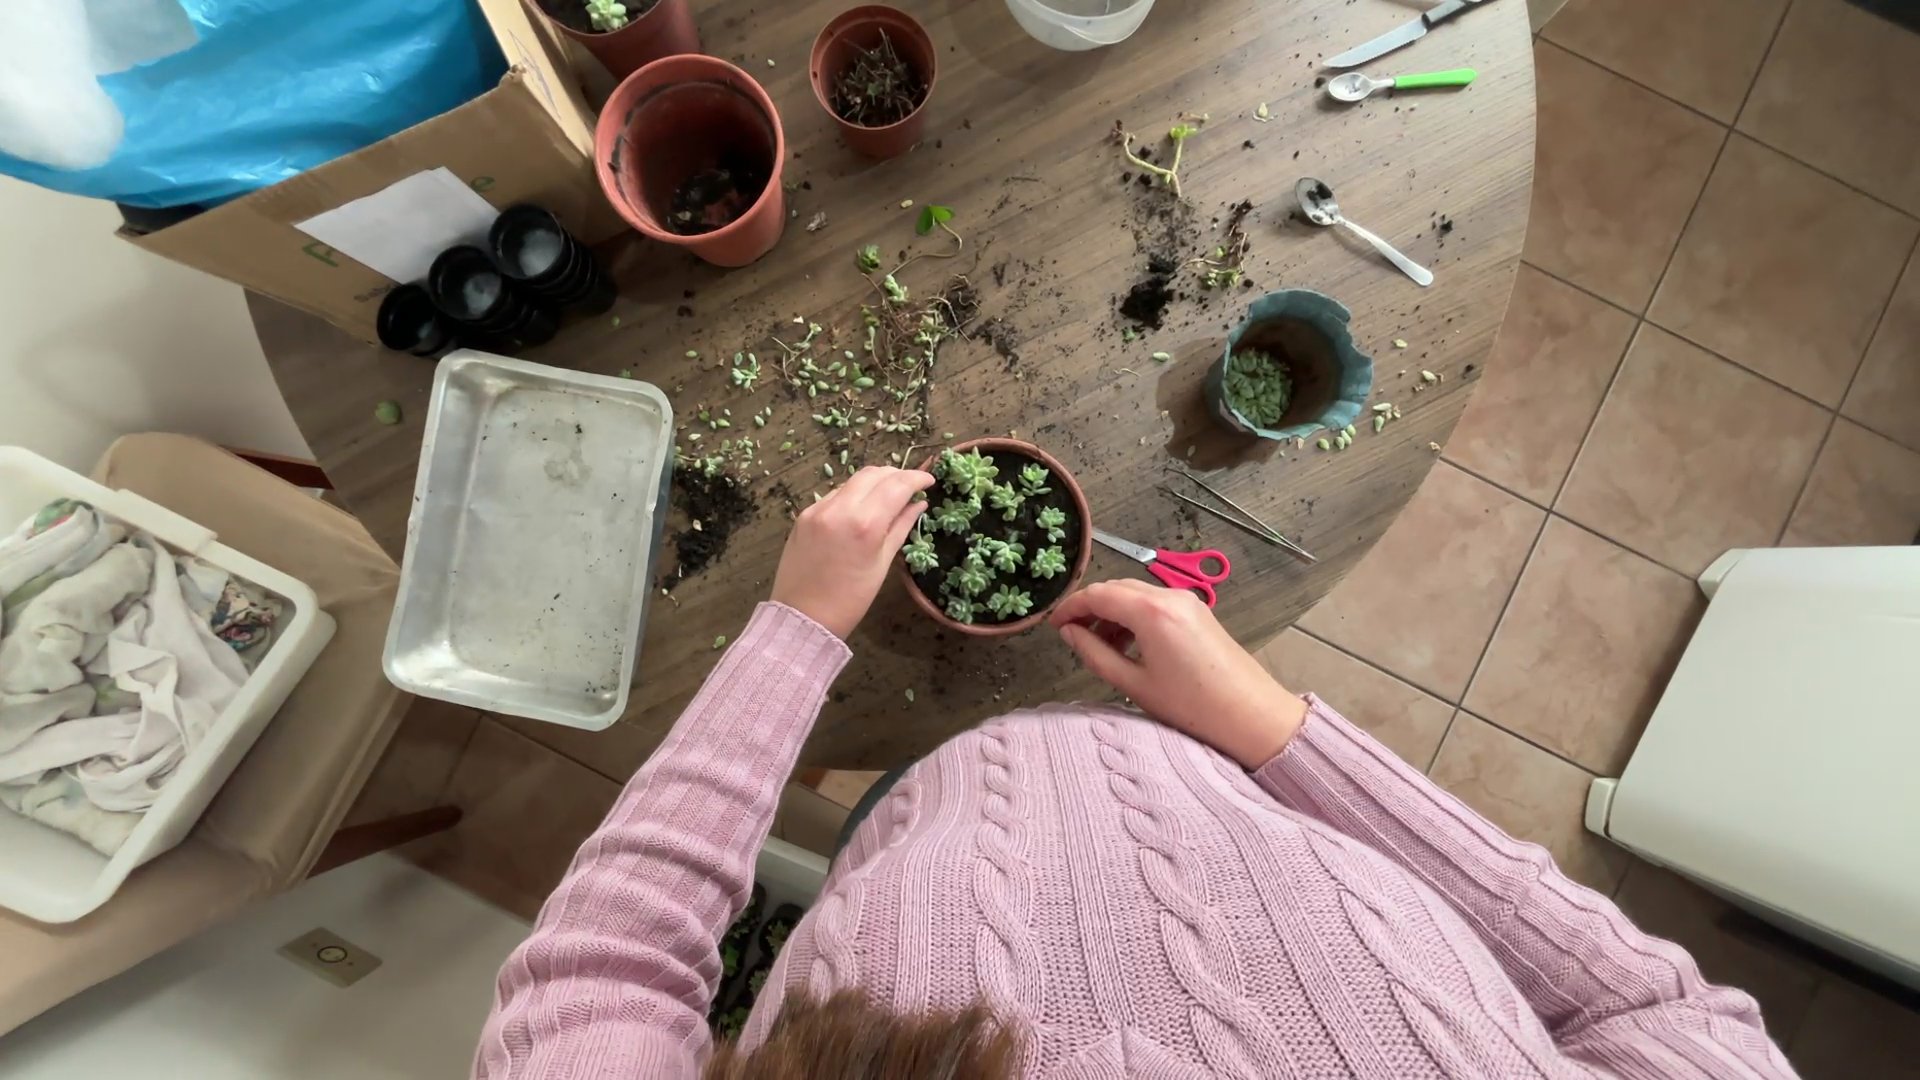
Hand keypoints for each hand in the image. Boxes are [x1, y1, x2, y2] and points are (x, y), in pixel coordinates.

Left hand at [771, 466, 934, 639]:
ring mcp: (818, 509)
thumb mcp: (883, 564)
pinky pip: (834, 495)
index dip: (917, 478)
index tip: (929, 480)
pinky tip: (860, 510)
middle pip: (874, 474)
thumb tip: (918, 503)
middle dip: (896, 474)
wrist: (802, 617)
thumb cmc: (851, 599)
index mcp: (865, 524)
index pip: (897, 485)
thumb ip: (901, 527)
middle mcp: (840, 508)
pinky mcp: (804, 515)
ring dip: (874, 482)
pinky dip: (853, 495)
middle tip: (910, 485)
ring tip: (888, 496)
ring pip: (853, 481)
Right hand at [1049, 579, 1307, 768]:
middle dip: (1089, 607)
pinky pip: (1153, 602)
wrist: (1253, 716)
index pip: (1097, 595)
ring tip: (1099, 646)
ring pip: (1134, 594)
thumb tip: (1070, 633)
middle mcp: (1168, 595)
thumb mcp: (1134, 684)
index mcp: (1151, 611)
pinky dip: (1132, 616)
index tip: (1053, 625)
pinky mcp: (1196, 610)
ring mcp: (1186, 600)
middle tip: (1071, 634)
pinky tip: (1127, 644)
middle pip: (1115, 588)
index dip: (1070, 607)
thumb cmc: (1191, 707)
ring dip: (1111, 612)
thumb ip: (1094, 653)